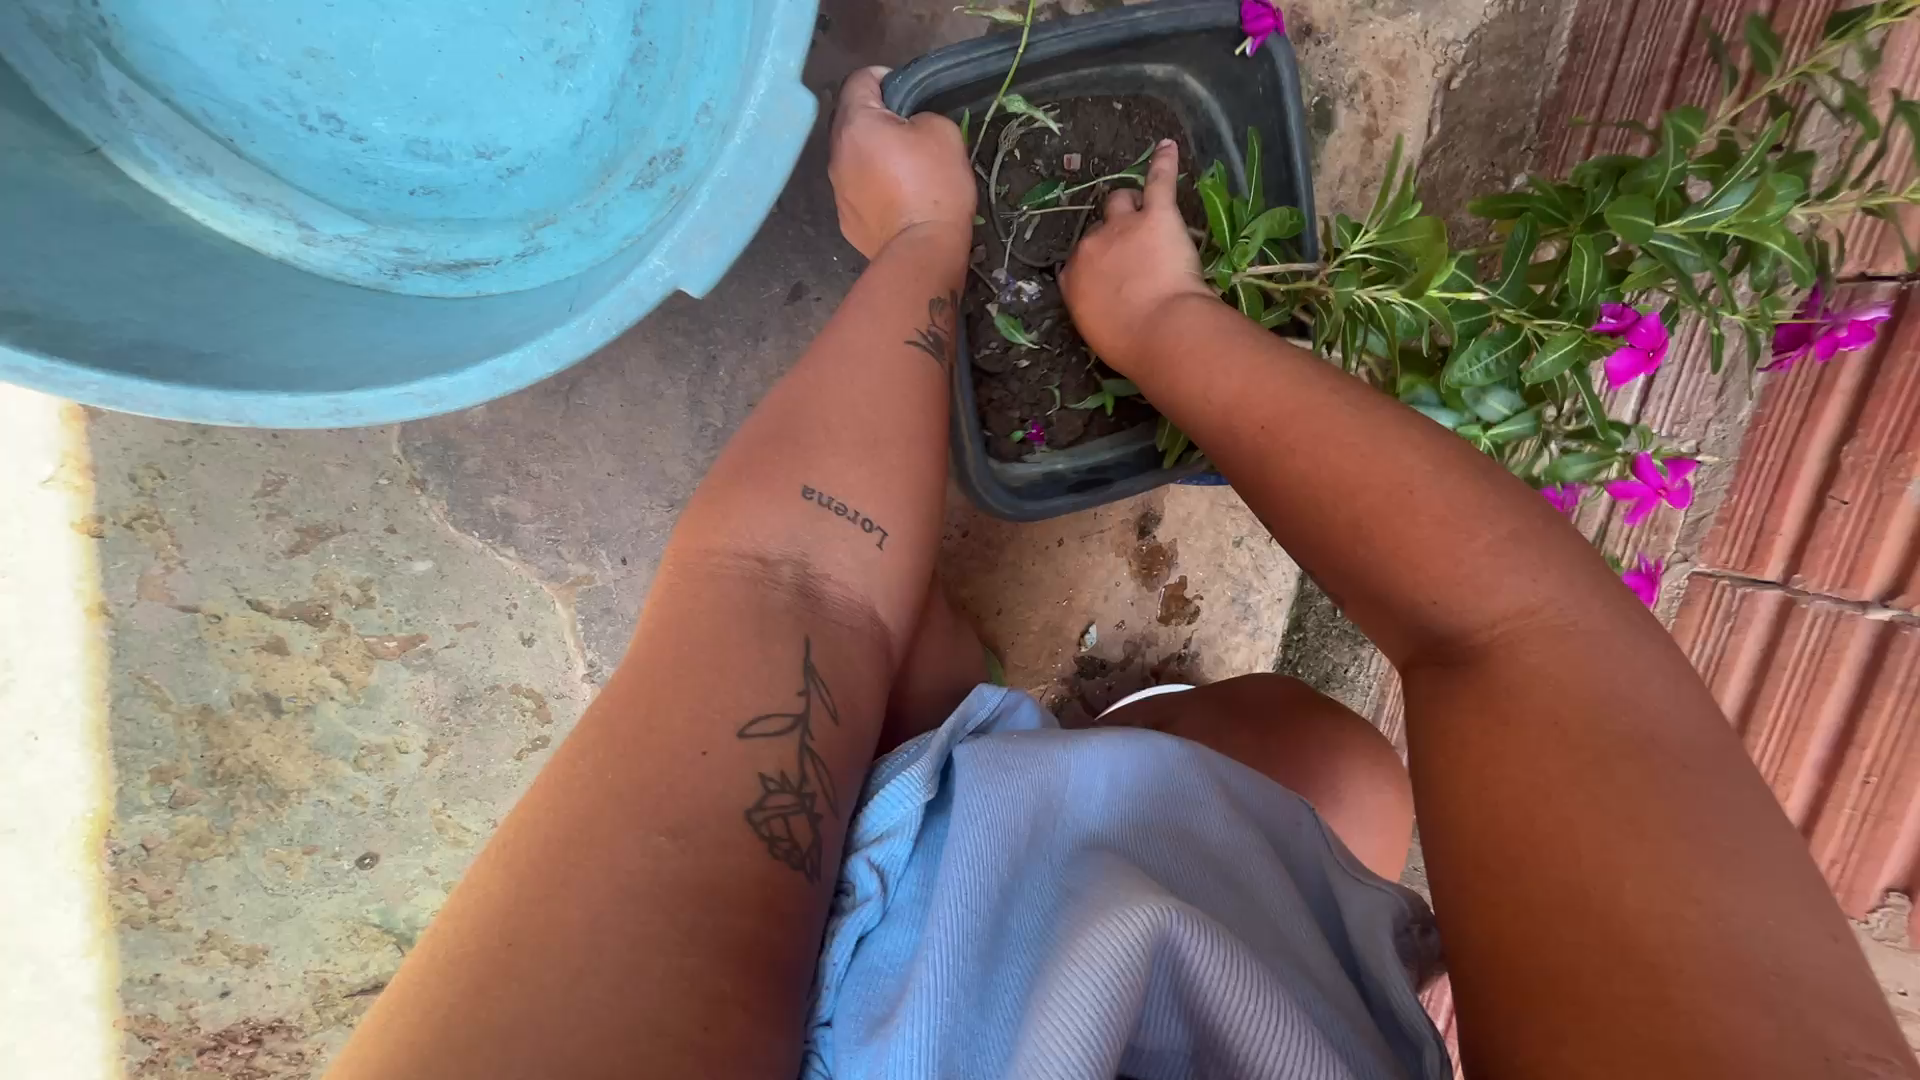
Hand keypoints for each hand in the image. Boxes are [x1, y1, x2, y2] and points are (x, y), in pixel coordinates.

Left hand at [829, 67, 976, 257]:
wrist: (922, 253)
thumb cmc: (934, 187)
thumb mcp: (943, 132)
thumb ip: (921, 115)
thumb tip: (909, 126)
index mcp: (856, 124)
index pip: (860, 80)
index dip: (885, 78)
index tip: (906, 92)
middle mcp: (836, 155)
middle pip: (852, 123)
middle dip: (877, 122)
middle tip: (908, 134)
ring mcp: (838, 192)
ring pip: (853, 160)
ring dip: (873, 158)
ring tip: (903, 173)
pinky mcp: (846, 222)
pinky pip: (858, 193)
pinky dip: (873, 190)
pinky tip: (896, 203)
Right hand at [1059, 140, 1218, 374]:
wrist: (1159, 331)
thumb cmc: (1128, 344)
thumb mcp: (1096, 332)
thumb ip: (1094, 309)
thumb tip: (1104, 304)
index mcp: (1072, 279)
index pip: (1077, 261)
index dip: (1093, 263)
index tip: (1105, 273)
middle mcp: (1091, 247)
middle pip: (1098, 230)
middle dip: (1113, 237)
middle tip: (1133, 253)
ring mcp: (1123, 227)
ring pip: (1120, 201)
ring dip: (1129, 205)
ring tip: (1143, 209)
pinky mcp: (1157, 215)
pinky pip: (1158, 180)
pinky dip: (1164, 163)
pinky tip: (1167, 147)